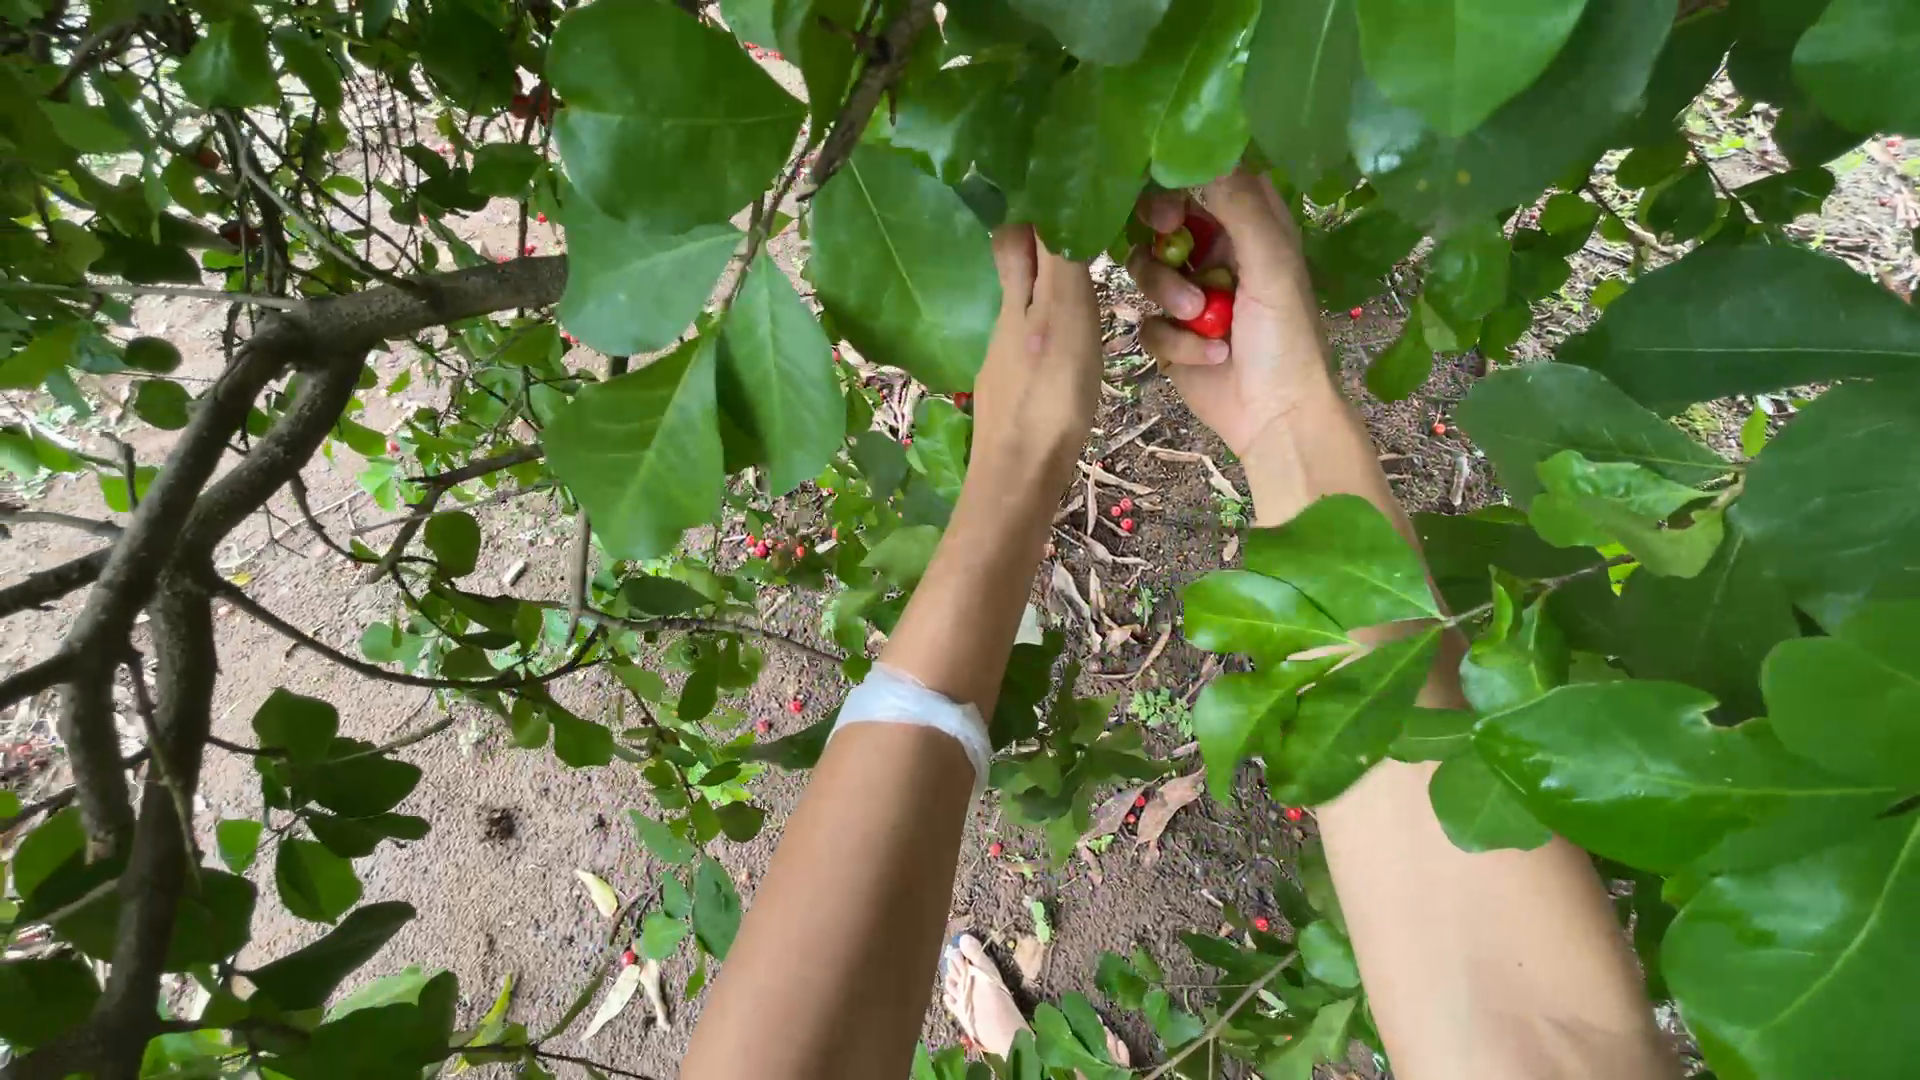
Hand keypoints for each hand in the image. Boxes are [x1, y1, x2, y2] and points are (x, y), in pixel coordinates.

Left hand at [967, 223, 1101, 500]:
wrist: (1020, 475)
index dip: (1034, 212)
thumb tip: (1050, 202)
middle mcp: (1001, 326)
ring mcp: (1002, 365)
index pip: (1014, 237)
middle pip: (1014, 273)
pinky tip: (1067, 352)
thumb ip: (1057, 262)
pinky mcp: (1010, 398)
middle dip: (1039, 250)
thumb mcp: (1063, 313)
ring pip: (1022, 313)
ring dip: (1047, 296)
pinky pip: (1028, 351)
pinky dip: (1047, 337)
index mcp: (1015, 300)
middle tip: (1082, 237)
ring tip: (1086, 292)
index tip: (1067, 193)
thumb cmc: (1050, 393)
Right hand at [1125, 170, 1334, 455]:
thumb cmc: (1285, 337)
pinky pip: (1148, 322)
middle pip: (1161, 223)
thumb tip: (1202, 156)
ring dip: (1170, 294)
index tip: (1170, 196)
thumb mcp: (1272, 264)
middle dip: (1159, 237)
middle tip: (1166, 242)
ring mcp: (1188, 296)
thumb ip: (1239, 208)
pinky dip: (1175, 340)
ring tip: (1201, 318)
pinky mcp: (1168, 336)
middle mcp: (1215, 255)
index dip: (1179, 181)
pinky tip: (1208, 355)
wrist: (1273, 413)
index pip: (1204, 182)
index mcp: (1249, 227)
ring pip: (1146, 272)